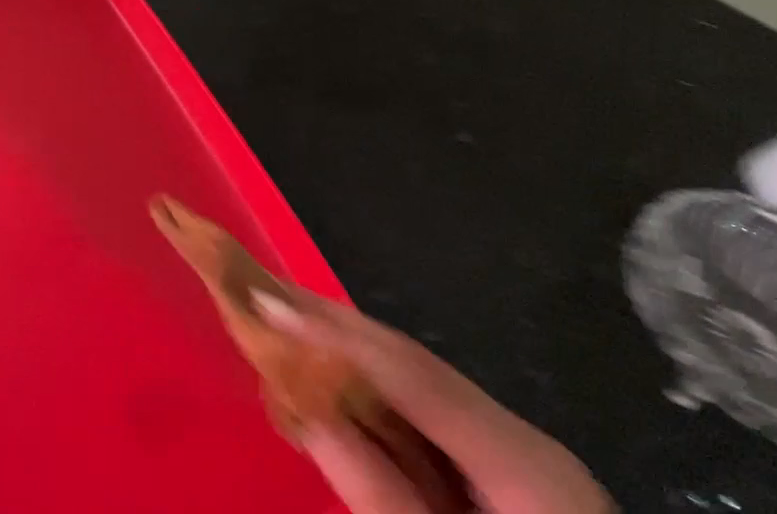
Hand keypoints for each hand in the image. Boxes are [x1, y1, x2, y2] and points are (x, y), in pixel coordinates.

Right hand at [255, 292, 613, 513]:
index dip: (333, 332)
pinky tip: (322, 359)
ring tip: (274, 305)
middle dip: (330, 321)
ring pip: (413, 375)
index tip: (263, 300)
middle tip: (254, 285)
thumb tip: (304, 413)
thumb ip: (375, 491)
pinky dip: (364, 377)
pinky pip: (419, 404)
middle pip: (411, 360)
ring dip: (341, 340)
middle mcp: (518, 434)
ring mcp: (510, 444)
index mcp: (522, 460)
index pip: (411, 372)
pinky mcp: (494, 460)